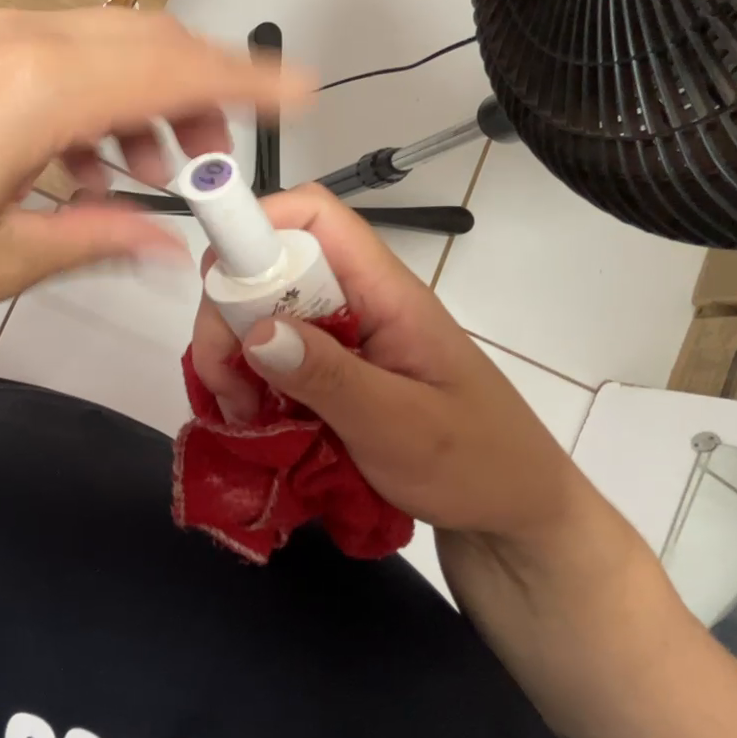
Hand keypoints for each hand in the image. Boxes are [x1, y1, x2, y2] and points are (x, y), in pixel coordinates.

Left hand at [0, 7, 307, 329]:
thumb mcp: (0, 257)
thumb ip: (96, 237)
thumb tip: (164, 240)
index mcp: (47, 89)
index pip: (181, 67)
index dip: (251, 80)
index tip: (300, 96)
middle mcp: (23, 41)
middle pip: (147, 44)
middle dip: (196, 97)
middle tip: (206, 165)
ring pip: (97, 46)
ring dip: (137, 98)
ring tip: (140, 173)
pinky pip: (46, 55)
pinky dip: (82, 96)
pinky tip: (70, 161)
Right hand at [188, 185, 584, 544]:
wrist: (517, 520)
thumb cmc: (479, 468)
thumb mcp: (404, 428)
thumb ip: (330, 378)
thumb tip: (256, 330)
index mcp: (385, 294)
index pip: (315, 217)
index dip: (257, 224)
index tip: (219, 284)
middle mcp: (354, 302)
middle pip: (266, 267)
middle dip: (227, 314)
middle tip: (224, 379)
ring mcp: (337, 336)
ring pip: (257, 312)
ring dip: (231, 354)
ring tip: (240, 411)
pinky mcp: (324, 368)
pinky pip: (265, 352)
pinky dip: (243, 379)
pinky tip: (248, 416)